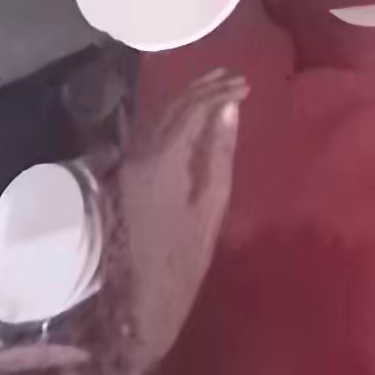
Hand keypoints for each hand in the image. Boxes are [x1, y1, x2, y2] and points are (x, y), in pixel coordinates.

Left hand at [105, 70, 247, 374]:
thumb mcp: (211, 205)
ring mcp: (130, 159)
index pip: (192, 109)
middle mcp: (140, 151)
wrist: (142, 298)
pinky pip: (152, 128)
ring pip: (159, 113)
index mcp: (162, 159)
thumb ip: (219, 152)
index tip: (245, 86)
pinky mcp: (129, 169)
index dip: (219, 92)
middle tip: (233, 77)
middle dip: (203, 87)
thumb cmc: (186, 257)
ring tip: (216, 85)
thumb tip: (229, 108)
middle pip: (172, 105)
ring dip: (188, 96)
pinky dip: (174, 113)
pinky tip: (191, 111)